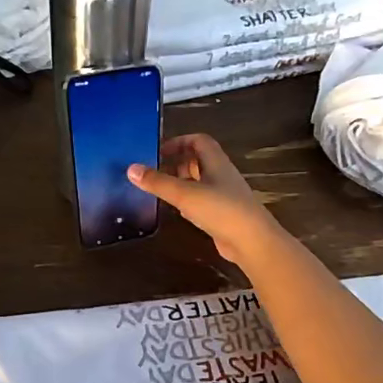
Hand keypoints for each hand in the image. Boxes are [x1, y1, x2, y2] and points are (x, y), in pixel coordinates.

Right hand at [128, 134, 286, 264]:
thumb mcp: (185, 194)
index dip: (179, 141)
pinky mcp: (224, 214)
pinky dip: (189, 201)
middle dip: (178, 162)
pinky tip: (177, 210)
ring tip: (161, 188)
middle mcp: (222, 175)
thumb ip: (158, 182)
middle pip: (199, 160)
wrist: (252, 241)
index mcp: (216, 162)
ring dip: (183, 182)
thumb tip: (131, 168)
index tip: (159, 150)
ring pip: (201, 181)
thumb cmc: (220, 209)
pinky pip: (204, 201)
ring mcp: (225, 195)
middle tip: (156, 170)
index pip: (199, 141)